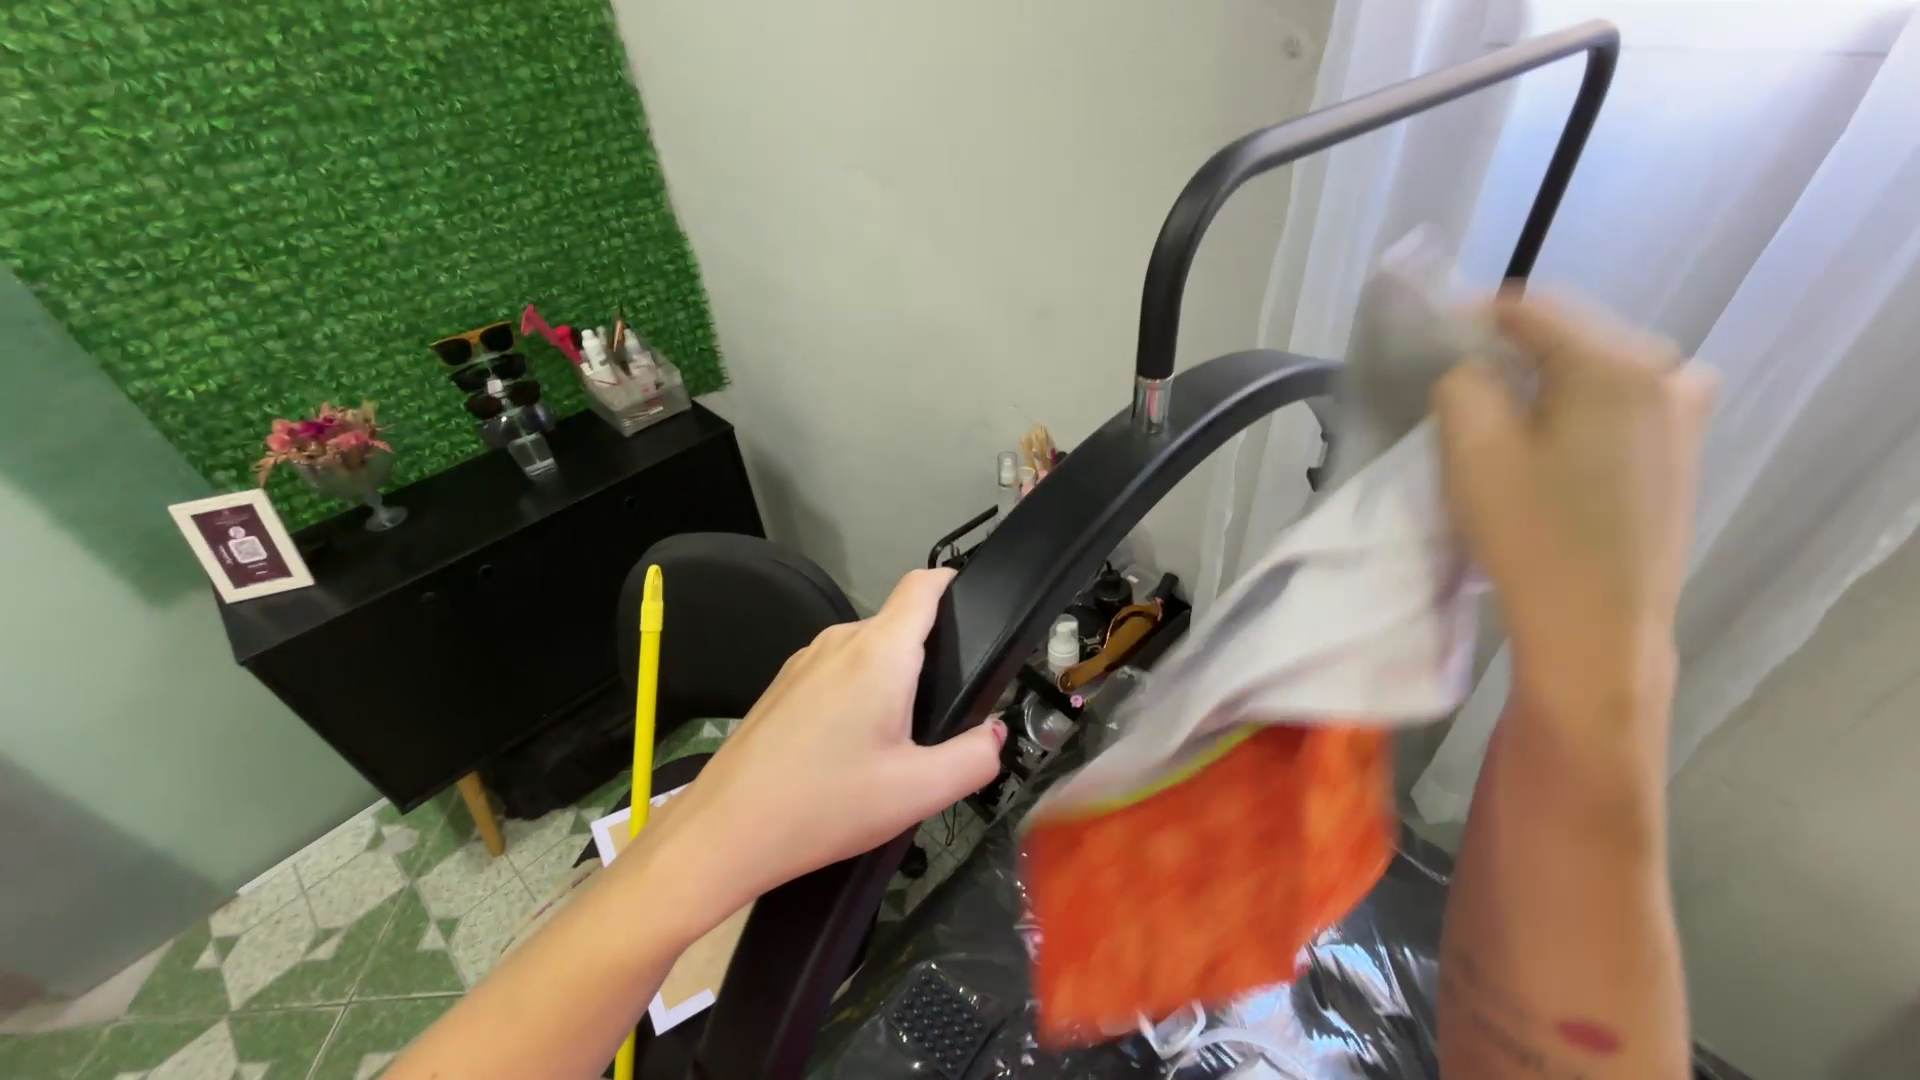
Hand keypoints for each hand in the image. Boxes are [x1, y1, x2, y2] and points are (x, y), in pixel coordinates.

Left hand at [634, 568, 1006, 914]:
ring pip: (866, 651)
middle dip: (929, 657)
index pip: (924, 584)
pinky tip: (848, 751)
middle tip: (942, 719)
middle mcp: (839, 640)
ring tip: (895, 744)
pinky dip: (856, 695)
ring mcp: (804, 660)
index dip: (955, 585)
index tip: (978, 614)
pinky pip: (835, 672)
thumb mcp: (918, 792)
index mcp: (879, 651)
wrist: (724, 831)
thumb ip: (974, 758)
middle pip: (899, 624)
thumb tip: (993, 734)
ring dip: (890, 681)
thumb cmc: (825, 805)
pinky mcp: (782, 684)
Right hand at [1433, 292, 1715, 723]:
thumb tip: (1465, 359)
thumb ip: (1460, 378)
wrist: (1597, 628)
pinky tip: (1540, 446)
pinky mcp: (1679, 448)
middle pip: (1566, 333)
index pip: (1529, 306)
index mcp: (1619, 362)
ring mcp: (1684, 411)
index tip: (1420, 345)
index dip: (1465, 316)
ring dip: (1534, 380)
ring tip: (1489, 418)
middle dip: (1502, 350)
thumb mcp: (1472, 447)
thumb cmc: (1530, 534)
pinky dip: (1566, 406)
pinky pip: (1612, 401)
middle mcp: (1669, 371)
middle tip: (1447, 385)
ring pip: (1589, 368)